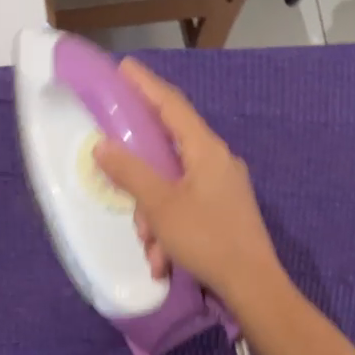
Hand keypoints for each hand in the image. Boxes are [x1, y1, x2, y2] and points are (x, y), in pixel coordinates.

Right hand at [93, 59, 288, 304]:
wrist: (252, 285)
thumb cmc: (206, 238)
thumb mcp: (160, 206)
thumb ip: (130, 173)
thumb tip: (103, 145)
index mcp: (206, 149)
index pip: (171, 104)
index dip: (145, 86)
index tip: (124, 69)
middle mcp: (218, 162)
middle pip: (167, 155)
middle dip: (142, 188)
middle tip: (129, 210)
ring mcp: (224, 189)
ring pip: (173, 192)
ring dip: (154, 223)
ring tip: (153, 253)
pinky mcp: (226, 214)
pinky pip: (186, 213)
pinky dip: (170, 235)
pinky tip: (165, 263)